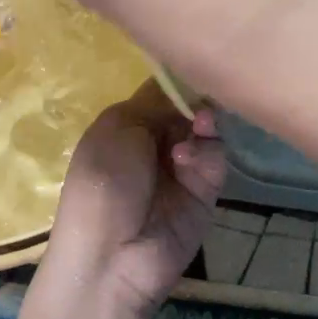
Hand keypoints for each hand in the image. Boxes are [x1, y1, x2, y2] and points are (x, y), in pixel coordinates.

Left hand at [49, 80, 227, 313]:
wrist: (111, 257)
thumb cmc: (102, 183)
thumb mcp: (118, 128)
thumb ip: (154, 101)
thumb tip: (183, 84)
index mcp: (129, 124)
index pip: (162, 91)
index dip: (177, 79)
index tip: (195, 61)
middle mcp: (157, 142)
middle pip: (189, 107)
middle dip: (196, 98)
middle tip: (201, 97)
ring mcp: (183, 167)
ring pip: (207, 130)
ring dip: (204, 124)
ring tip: (199, 126)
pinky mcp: (205, 191)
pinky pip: (215, 159)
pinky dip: (206, 153)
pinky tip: (187, 160)